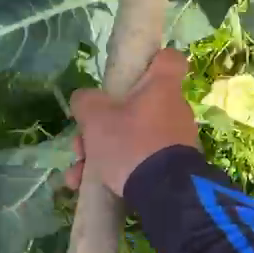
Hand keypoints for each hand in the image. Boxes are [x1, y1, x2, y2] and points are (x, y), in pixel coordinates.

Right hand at [65, 49, 201, 197]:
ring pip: (131, 137)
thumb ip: (86, 102)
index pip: (168, 59)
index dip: (151, 59)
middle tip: (82, 143)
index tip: (131, 71)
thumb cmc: (131, 143)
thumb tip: (86, 100)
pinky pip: (138, 160)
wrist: (165, 193)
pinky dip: (114, 170)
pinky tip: (86, 186)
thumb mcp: (96, 119)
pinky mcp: (173, 166)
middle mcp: (174, 110)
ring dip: (101, 153)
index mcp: (162, 87)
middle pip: (135, 106)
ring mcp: (175, 140)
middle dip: (102, 126)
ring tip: (77, 173)